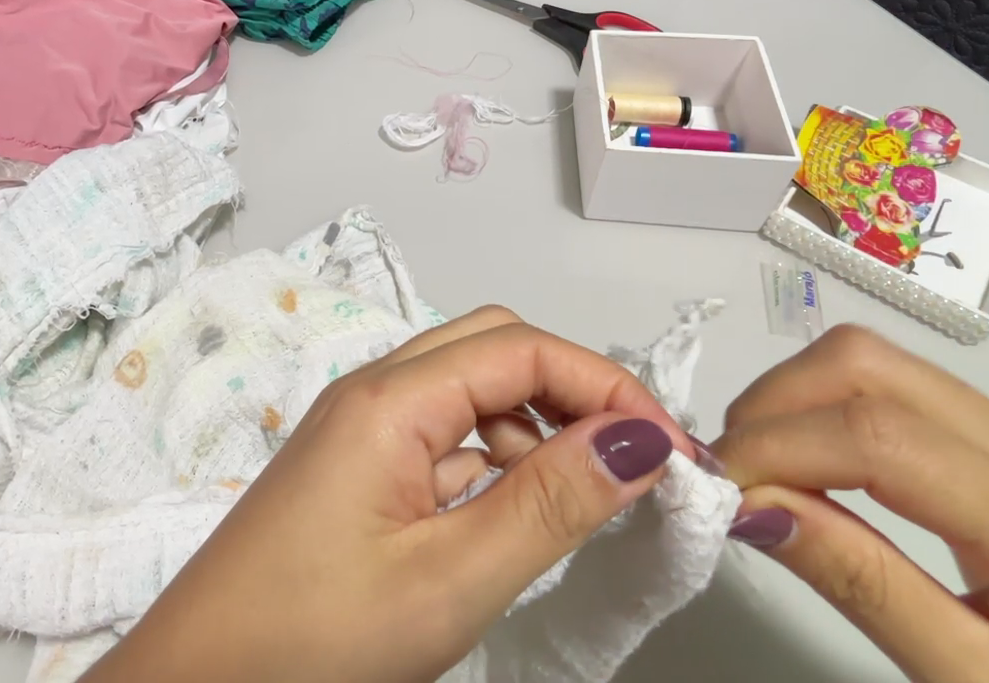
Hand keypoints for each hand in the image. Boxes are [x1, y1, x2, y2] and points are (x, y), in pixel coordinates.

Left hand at [83, 306, 696, 682]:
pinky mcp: (358, 465)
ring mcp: (361, 426)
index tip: (673, 454)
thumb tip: (640, 441)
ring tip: (583, 499)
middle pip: (493, 348)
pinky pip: (442, 435)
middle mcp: (373, 390)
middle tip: (633, 464)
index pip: (520, 348)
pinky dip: (494, 459)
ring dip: (535, 427)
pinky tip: (513, 513)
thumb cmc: (316, 640)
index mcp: (389, 398)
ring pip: (469, 390)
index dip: (606, 386)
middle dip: (572, 392)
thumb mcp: (450, 579)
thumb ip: (550, 504)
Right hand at [712, 325, 988, 682]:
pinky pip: (893, 388)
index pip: (884, 438)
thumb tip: (749, 505)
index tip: (712, 493)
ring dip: (790, 401)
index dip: (775, 447)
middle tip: (727, 480)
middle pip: (871, 367)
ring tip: (759, 476)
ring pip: (874, 361)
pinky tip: (808, 468)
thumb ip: (869, 591)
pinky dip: (822, 409)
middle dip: (771, 406)